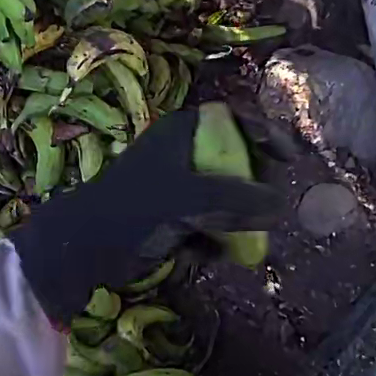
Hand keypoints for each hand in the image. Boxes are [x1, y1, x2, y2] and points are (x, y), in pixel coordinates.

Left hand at [8, 108, 282, 323]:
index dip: (266, 133)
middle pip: (236, 163)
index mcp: (182, 133)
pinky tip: (201, 256)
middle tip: (267, 212)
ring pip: (225, 200)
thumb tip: (282, 205)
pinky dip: (212, 242)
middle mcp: (182, 155)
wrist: (85, 248)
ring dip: (235, 223)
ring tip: (234, 242)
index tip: (289, 159)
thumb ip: (237, 200)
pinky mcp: (174, 218)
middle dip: (252, 191)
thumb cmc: (132, 209)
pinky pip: (209, 225)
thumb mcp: (188, 199)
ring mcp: (178, 188)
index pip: (234, 119)